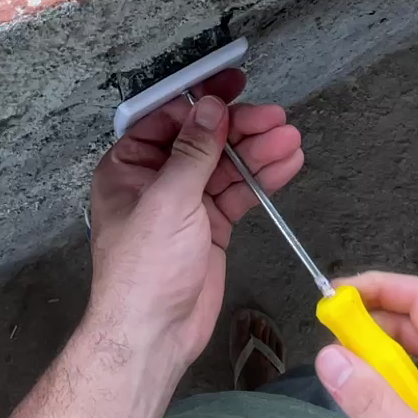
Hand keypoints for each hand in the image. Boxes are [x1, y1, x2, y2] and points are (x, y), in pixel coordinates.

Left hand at [86, 68, 303, 368]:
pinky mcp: (210, 226)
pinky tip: (286, 163)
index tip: (231, 82)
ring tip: (289, 138)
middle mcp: (155, 180)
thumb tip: (209, 108)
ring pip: (225, 165)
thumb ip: (193, 152)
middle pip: (203, 140)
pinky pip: (238, 193)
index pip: (167, 119)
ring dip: (257, 151)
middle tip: (273, 117)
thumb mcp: (168, 201)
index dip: (200, 98)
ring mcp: (185, 203)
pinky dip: (261, 179)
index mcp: (128, 167)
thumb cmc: (142, 271)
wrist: (155, 336)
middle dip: (239, 127)